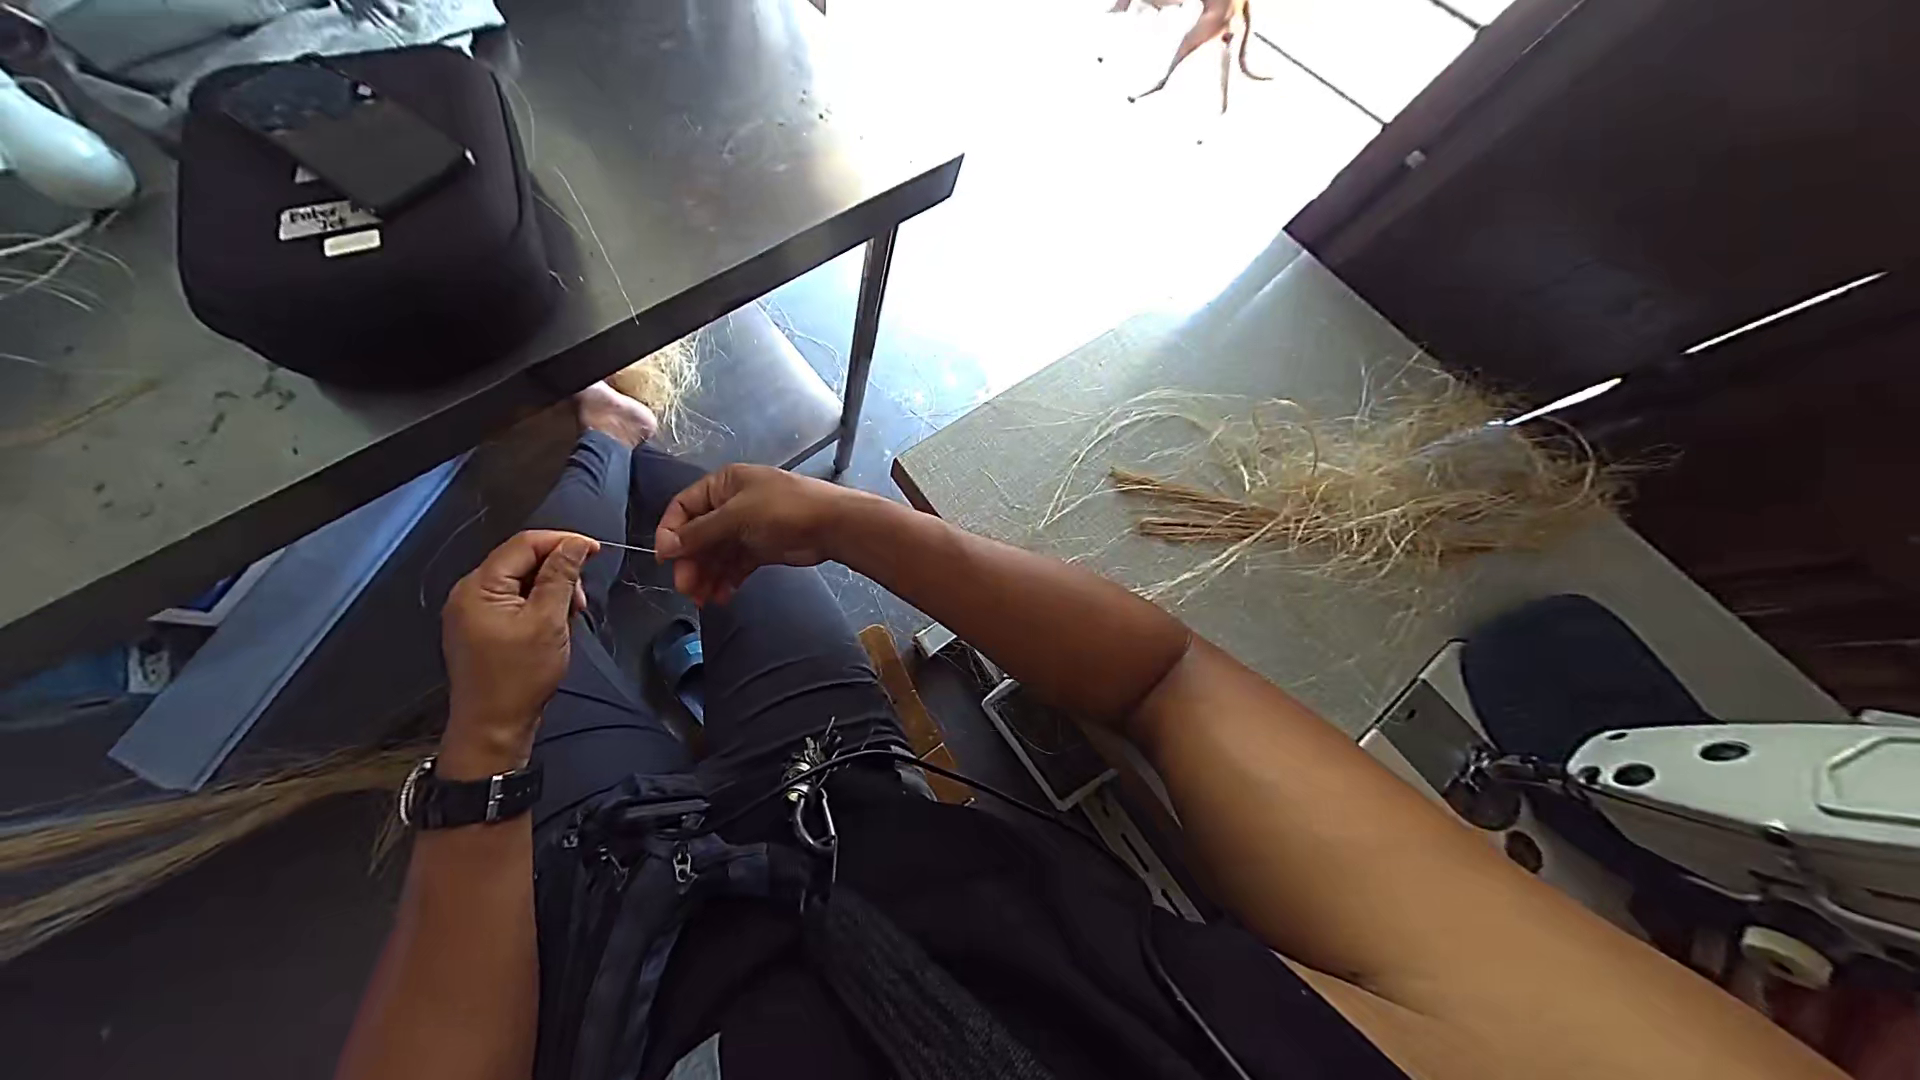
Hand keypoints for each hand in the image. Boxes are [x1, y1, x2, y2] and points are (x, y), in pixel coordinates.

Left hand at [440, 530, 597, 776]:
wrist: (494, 726)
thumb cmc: (519, 677)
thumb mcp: (548, 621)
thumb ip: (561, 576)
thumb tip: (575, 545)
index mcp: (478, 587)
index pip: (524, 544)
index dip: (563, 542)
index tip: (596, 551)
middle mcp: (469, 593)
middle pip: (522, 560)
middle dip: (559, 570)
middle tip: (582, 596)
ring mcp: (473, 611)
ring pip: (522, 580)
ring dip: (553, 589)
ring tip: (570, 615)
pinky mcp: (483, 626)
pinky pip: (517, 600)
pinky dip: (541, 605)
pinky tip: (555, 624)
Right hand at [654, 464, 871, 604]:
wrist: (832, 525)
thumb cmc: (784, 510)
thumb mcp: (737, 516)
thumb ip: (701, 532)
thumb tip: (667, 547)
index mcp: (723, 485)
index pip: (683, 507)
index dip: (670, 533)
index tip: (665, 560)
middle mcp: (731, 504)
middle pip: (699, 535)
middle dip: (691, 562)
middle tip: (687, 589)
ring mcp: (747, 527)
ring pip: (717, 554)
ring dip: (707, 576)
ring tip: (704, 600)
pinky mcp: (761, 548)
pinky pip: (736, 565)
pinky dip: (727, 580)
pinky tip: (723, 596)